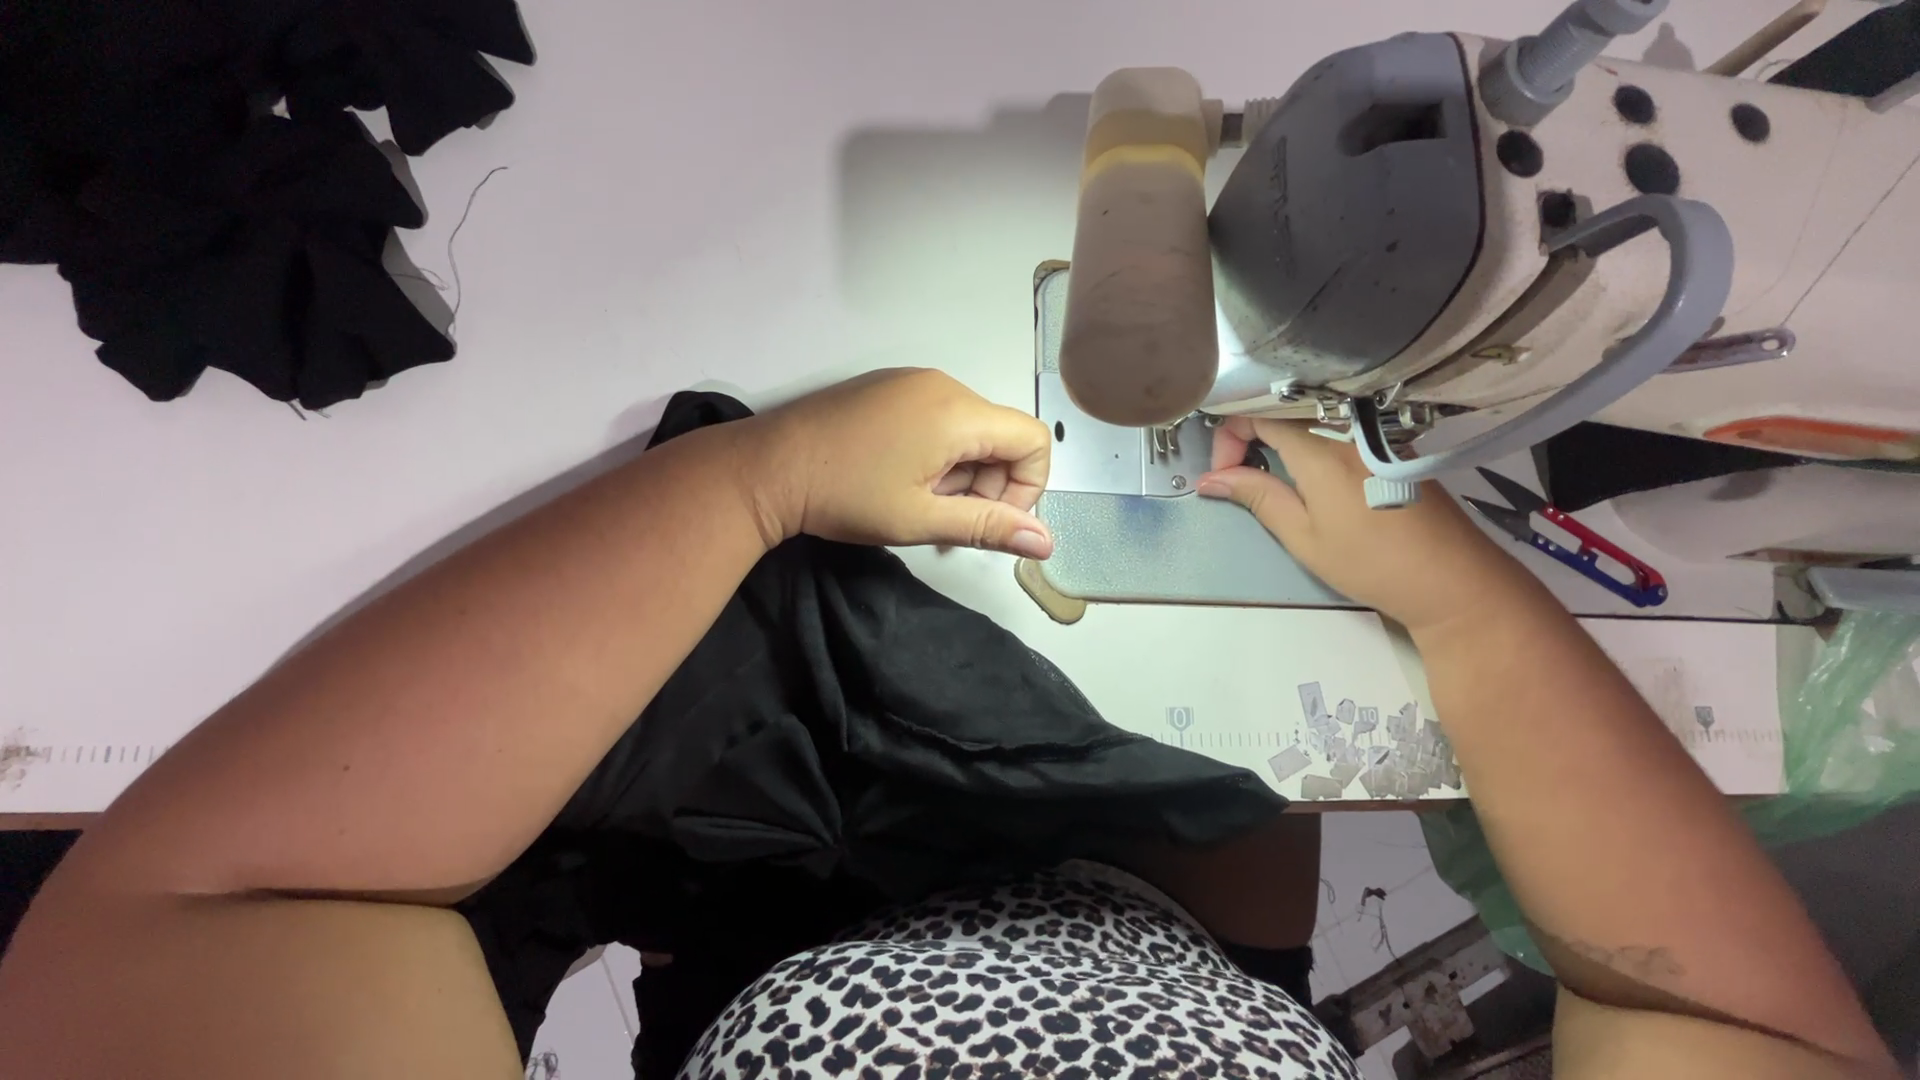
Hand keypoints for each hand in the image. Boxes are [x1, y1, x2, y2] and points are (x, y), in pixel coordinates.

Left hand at [744, 368, 1053, 557]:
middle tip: (943, 516)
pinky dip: (937, 453)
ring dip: (960, 472)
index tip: (987, 520)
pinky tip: (900, 477)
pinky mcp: (889, 388)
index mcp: (957, 412)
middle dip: (988, 483)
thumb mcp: (922, 519)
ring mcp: (913, 382)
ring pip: (969, 430)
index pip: (1033, 441)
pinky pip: (939, 418)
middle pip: (1000, 435)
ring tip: (915, 498)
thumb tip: (1045, 543)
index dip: (1026, 488)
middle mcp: (942, 385)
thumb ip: (988, 527)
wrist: (766, 468)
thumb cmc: (844, 496)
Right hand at [1197, 417, 1536, 633]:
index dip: (1230, 435)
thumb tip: (1210, 478)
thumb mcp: (1303, 536)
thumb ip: (1257, 497)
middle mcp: (1349, 431)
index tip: (1224, 474)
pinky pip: (1335, 428)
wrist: (1453, 580)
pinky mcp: (1390, 448)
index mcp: (1323, 450)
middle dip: (1249, 434)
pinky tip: (1303, 475)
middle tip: (1237, 475)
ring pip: (1309, 418)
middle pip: (1284, 410)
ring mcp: (1373, 437)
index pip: (1260, 414)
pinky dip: (1306, 443)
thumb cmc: (1371, 563)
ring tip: (1266, 476)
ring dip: (1277, 439)